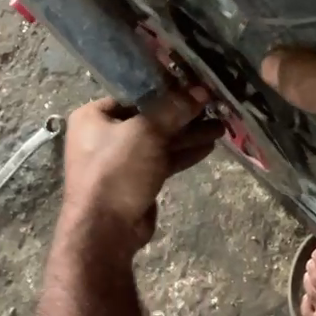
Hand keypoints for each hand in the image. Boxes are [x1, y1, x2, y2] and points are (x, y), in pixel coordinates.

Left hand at [61, 94, 220, 251]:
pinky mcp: (137, 179)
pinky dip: (183, 152)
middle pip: (151, 117)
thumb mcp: (146, 132)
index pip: (135, 93)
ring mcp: (121, 159)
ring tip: (221, 127)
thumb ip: (174, 108)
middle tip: (215, 107)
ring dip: (189, 134)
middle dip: (184, 114)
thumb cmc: (117, 171)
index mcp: (95, 116)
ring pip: (160, 140)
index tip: (196, 85)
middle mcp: (105, 134)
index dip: (167, 88)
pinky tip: (208, 146)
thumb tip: (202, 89)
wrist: (105, 230)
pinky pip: (163, 159)